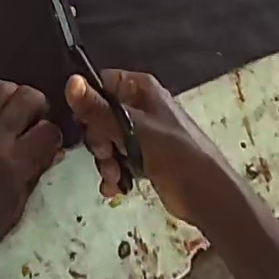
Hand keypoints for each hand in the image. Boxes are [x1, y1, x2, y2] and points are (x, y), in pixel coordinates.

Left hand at [0, 80, 62, 278]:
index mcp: (14, 166)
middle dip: (38, 105)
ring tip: (12, 110)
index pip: (48, 132)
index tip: (51, 140)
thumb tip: (51, 151)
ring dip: (12, 94)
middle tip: (35, 119)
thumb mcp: (14, 211)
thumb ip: (32, 175)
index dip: (55, 134)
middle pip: (26, 97)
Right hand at [65, 70, 241, 228]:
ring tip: (112, 177)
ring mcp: (141, 132)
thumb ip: (98, 109)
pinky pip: (117, 158)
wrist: (208, 196)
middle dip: (97, 139)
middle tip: (104, 155)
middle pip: (100, 114)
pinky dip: (113, 172)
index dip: (87, 102)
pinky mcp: (143, 156)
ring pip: (106, 139)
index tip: (83, 124)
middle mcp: (139, 105)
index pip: (101, 83)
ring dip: (104, 160)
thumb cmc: (175, 152)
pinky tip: (114, 188)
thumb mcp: (133, 129)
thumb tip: (70, 82)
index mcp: (139, 87)